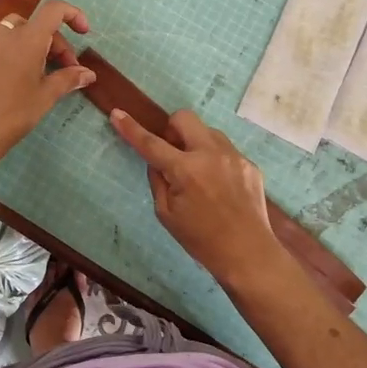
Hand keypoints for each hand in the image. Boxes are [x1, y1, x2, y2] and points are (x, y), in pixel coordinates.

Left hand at [0, 0, 93, 157]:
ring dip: (41, 45)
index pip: (54, 9)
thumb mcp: (46, 96)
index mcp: (28, 38)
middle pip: (40, 24)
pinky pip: (8, 43)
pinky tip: (28, 78)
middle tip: (68, 69)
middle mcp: (8, 34)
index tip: (84, 33)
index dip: (73, 14)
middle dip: (59, 42)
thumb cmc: (13, 113)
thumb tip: (88, 74)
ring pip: (22, 32)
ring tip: (48, 73)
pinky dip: (23, 51)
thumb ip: (68, 79)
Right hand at [109, 109, 283, 283]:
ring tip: (200, 174)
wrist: (248, 254)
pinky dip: (215, 160)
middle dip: (172, 129)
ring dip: (196, 143)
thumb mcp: (166, 214)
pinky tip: (220, 187)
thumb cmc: (201, 239)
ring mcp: (233, 156)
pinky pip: (225, 150)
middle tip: (172, 153)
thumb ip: (158, 181)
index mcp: (185, 170)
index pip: (151, 143)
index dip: (131, 128)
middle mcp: (210, 154)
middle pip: (184, 118)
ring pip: (207, 131)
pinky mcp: (249, 163)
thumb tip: (157, 161)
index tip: (117, 113)